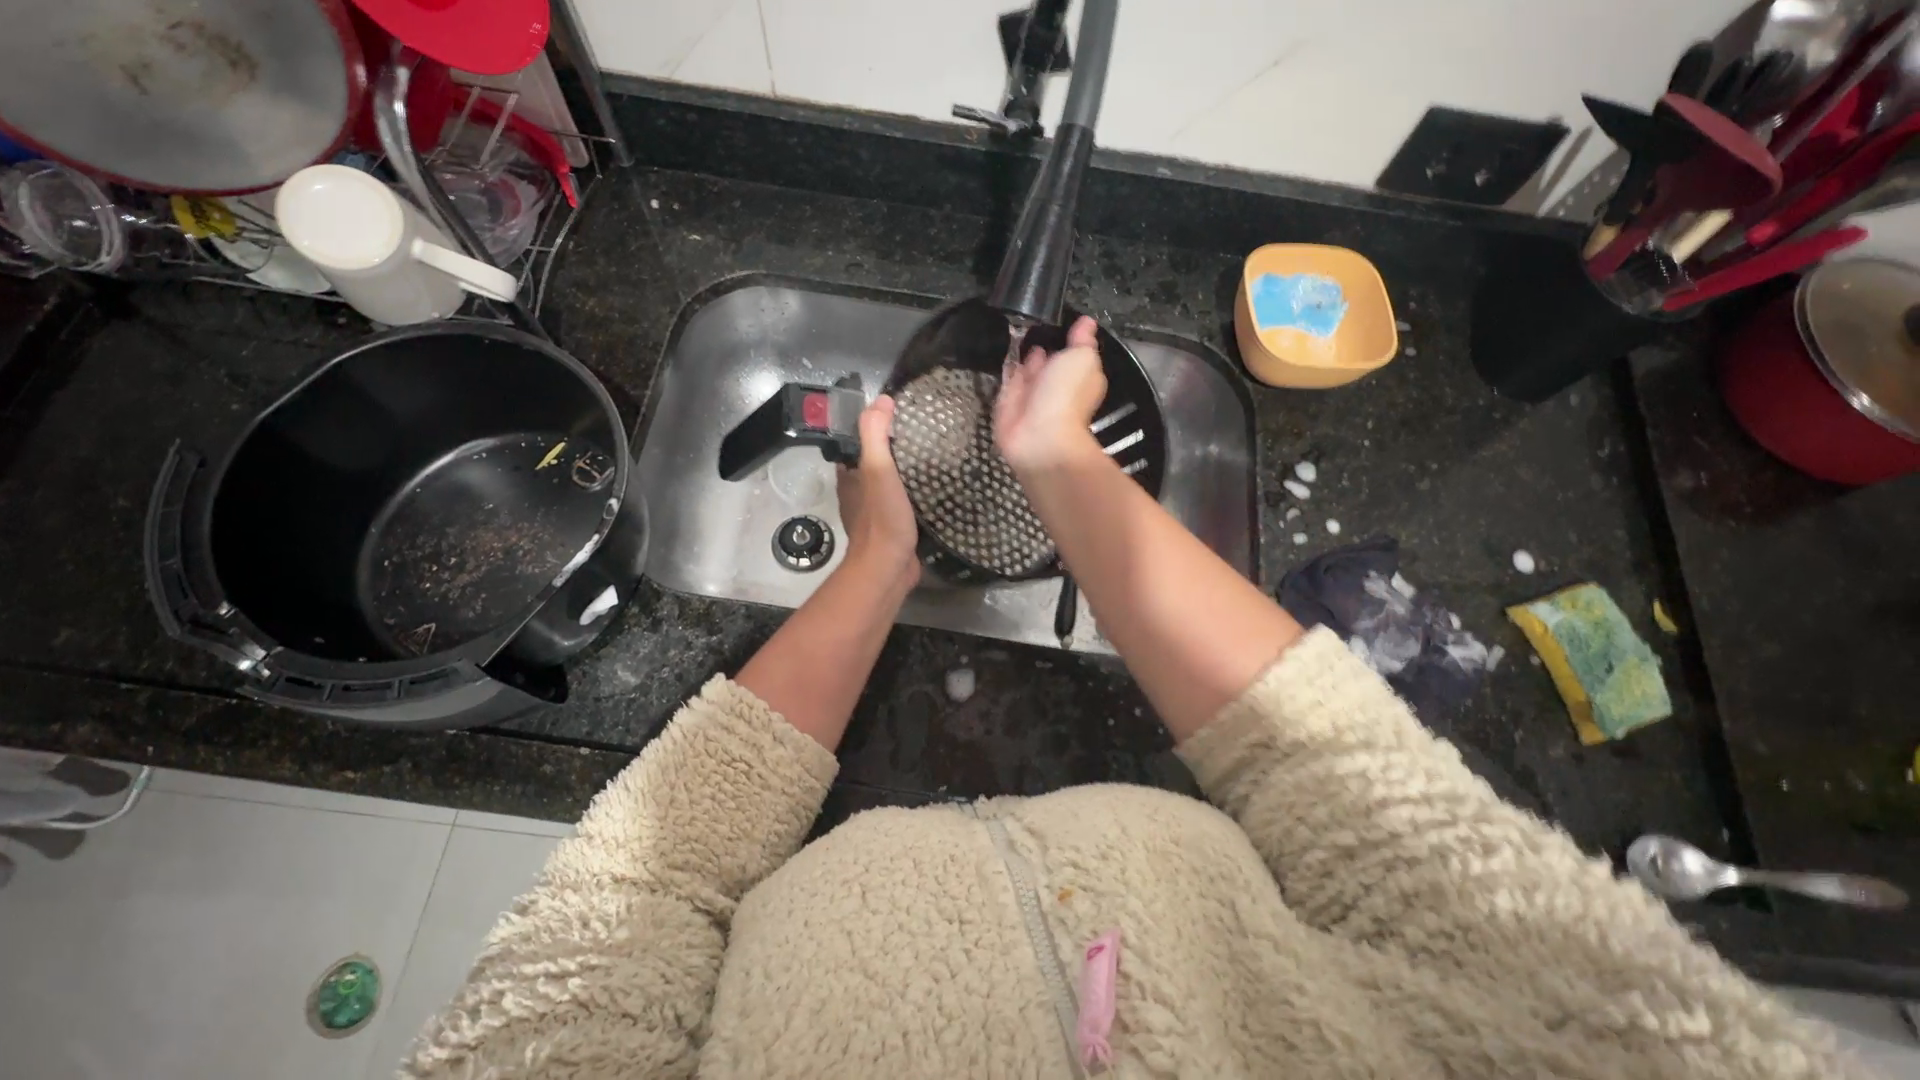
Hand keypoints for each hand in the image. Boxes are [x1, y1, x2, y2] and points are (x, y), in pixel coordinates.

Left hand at [836, 395, 920, 586]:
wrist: (888, 568)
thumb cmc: (881, 518)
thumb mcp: (877, 469)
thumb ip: (875, 434)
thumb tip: (882, 400)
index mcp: (848, 475)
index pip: (857, 441)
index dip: (874, 425)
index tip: (899, 412)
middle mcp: (858, 491)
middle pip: (875, 460)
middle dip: (895, 446)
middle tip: (925, 430)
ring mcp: (875, 510)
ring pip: (890, 481)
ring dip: (907, 469)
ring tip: (935, 452)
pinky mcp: (893, 526)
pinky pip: (904, 500)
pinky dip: (916, 490)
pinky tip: (935, 484)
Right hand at [994, 315, 1107, 473]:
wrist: (1039, 435)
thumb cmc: (1067, 394)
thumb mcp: (1083, 357)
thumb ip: (1083, 339)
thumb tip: (1087, 322)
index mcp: (1079, 375)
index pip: (1074, 352)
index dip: (1068, 337)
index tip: (1060, 317)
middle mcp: (1056, 385)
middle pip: (1050, 361)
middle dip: (1044, 344)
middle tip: (1036, 322)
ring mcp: (1031, 395)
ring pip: (1028, 370)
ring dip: (1025, 354)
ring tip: (1019, 329)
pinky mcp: (1009, 403)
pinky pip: (1009, 381)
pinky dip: (1009, 368)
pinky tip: (1007, 350)